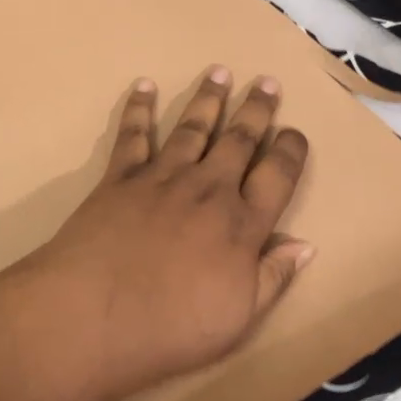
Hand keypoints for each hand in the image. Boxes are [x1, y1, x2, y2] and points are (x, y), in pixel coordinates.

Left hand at [21, 68, 314, 400]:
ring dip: (208, 98)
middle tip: (266, 82)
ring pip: (192, 128)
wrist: (94, 314)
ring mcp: (163, 178)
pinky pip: (134, 134)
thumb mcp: (238, 317)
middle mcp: (208, 189)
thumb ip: (273, 277)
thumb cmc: (171, 328)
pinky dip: (139, 108)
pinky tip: (144, 86)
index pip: (278, 175)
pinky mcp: (121, 177)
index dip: (290, 150)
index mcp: (242, 224)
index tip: (296, 132)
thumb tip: (306, 244)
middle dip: (256, 109)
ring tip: (220, 72)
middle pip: (239, 139)